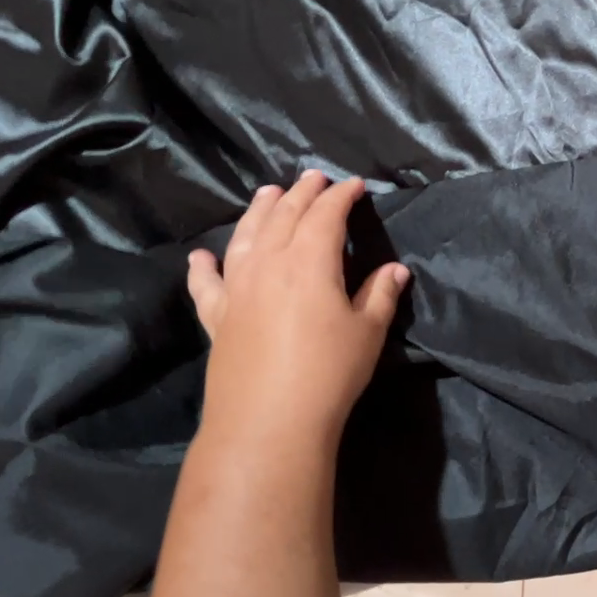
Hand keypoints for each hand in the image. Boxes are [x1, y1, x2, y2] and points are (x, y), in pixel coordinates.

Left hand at [187, 171, 410, 452]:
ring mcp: (236, 289)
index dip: (341, 198)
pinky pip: (207, 282)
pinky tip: (202, 255)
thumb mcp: (369, 330)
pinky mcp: (217, 316)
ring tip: (268, 193)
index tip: (356, 186)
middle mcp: (267, 266)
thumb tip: (394, 269)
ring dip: (259, 212)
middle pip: (283, 218)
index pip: (325, 217)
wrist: (270, 418)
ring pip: (245, 238)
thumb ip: (381, 294)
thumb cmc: (331, 370)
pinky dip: (205, 265)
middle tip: (314, 178)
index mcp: (309, 264)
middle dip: (301, 195)